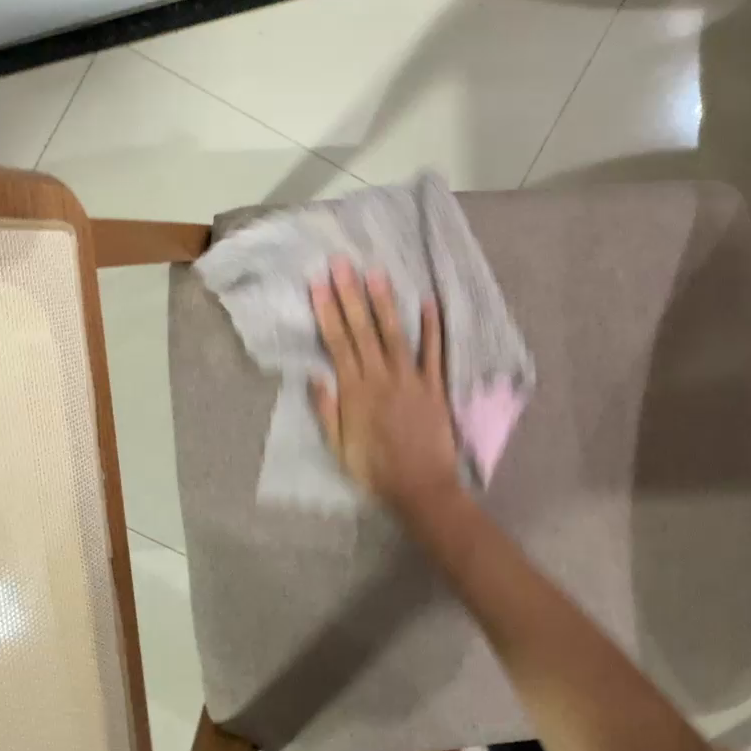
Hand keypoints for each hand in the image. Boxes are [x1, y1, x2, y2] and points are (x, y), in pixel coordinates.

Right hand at [309, 257, 459, 511]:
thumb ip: (327, 411)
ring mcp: (410, 380)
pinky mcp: (435, 387)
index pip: (337, 343)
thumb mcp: (338, 448)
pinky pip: (434, 353)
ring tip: (377, 273)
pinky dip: (432, 328)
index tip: (318, 284)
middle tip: (342, 263)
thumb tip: (315, 375)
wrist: (420, 487)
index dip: (327, 311)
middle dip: (350, 295)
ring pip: (395, 334)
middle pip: (362, 330)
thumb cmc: (375, 471)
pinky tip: (428, 303)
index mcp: (355, 392)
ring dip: (385, 302)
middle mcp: (381, 378)